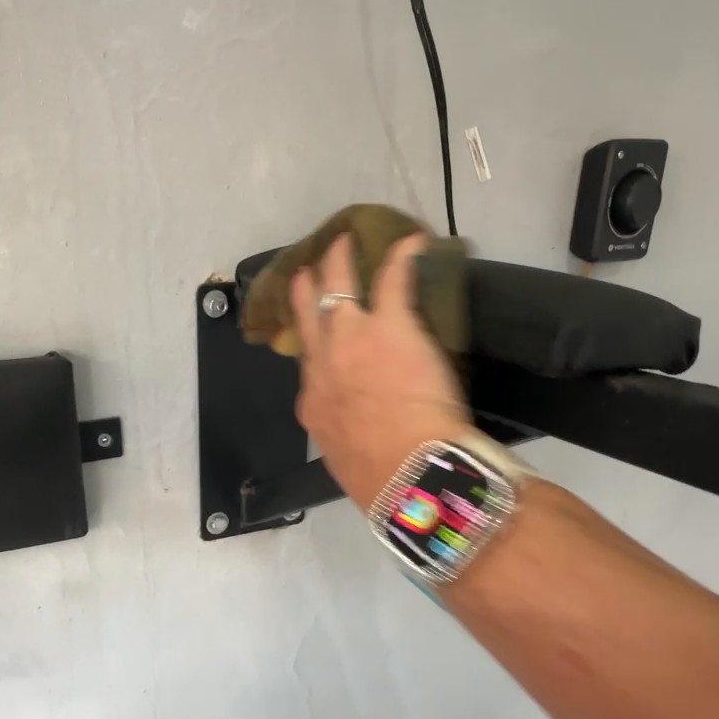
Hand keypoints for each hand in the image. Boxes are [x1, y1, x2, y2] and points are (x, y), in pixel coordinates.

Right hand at [288, 232, 471, 509]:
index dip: (313, 351)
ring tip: (343, 241)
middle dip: (306, 291)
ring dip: (338, 262)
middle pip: (308, 318)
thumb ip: (348, 445)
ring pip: (336, 288)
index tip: (317, 344)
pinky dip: (402, 256)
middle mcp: (323, 366)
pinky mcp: (389, 324)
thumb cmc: (379, 477)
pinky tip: (412, 240)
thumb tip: (360, 450)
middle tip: (306, 272)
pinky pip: (392, 278)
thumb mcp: (346, 462)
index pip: (309, 370)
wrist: (403, 471)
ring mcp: (352, 339)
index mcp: (315, 406)